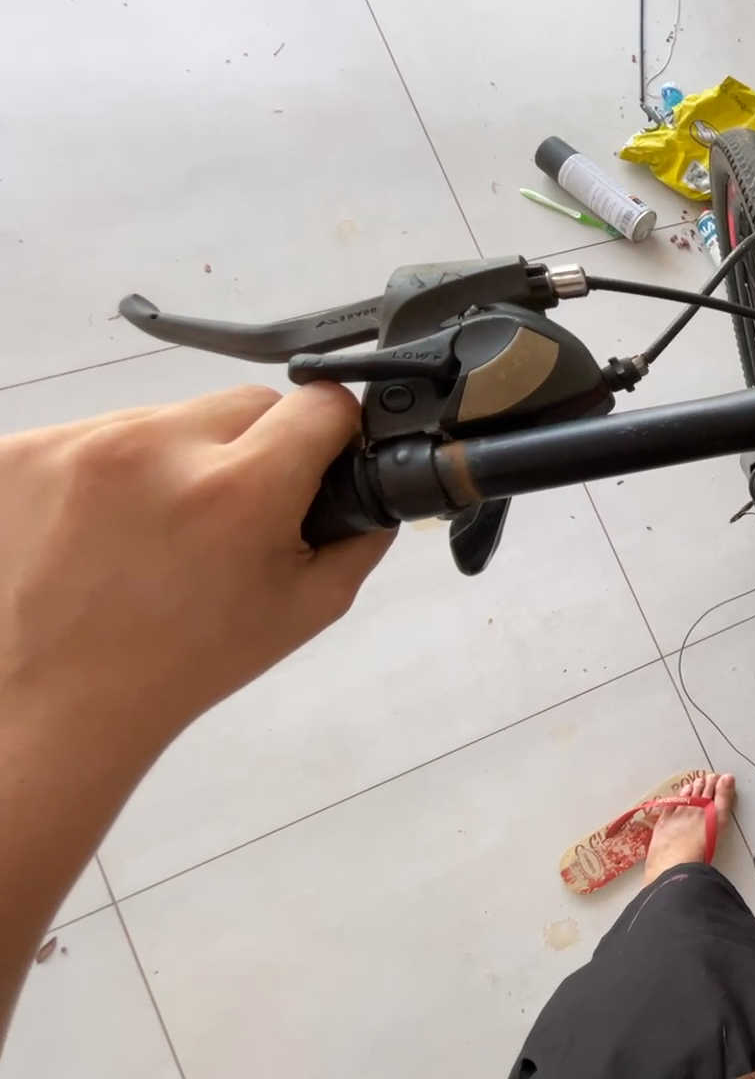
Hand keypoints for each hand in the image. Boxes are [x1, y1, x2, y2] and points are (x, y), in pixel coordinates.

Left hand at [0, 384, 392, 748]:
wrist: (51, 697)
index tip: (336, 455)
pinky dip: (130, 466)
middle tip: (259, 501)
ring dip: (196, 453)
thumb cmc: (194, 656)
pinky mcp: (14, 451)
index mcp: (242, 487)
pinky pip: (108, 432)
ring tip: (179, 520)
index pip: (323, 402)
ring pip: (178, 415)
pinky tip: (122, 521)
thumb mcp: (319, 600)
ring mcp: (74, 445)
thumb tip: (374, 489)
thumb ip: (362, 533)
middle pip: (253, 402)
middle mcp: (154, 449)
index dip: (343, 428)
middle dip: (272, 442)